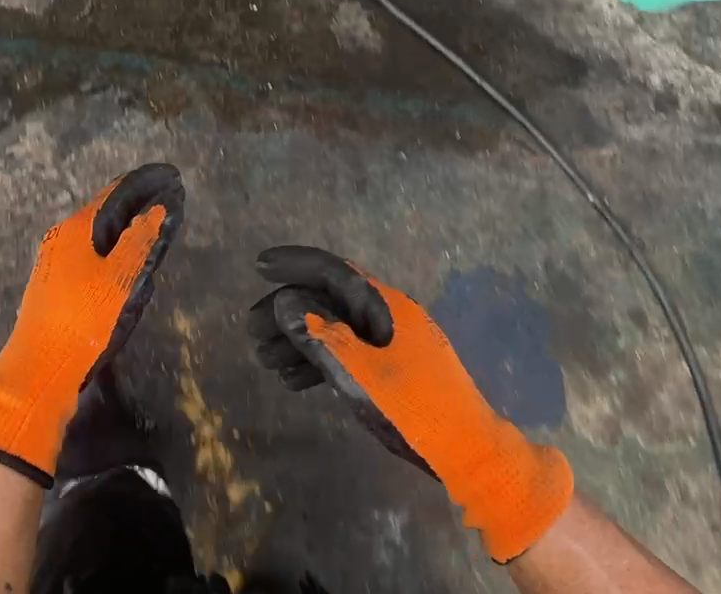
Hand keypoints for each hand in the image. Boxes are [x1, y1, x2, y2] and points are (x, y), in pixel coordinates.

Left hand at [0, 164, 183, 485]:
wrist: (39, 368)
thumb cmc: (83, 319)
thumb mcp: (119, 279)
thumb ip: (139, 241)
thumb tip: (156, 208)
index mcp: (75, 228)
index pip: (115, 192)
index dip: (144, 183)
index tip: (171, 177)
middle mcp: (60, 237)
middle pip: (104, 211)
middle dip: (135, 204)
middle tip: (167, 203)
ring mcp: (53, 261)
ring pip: (95, 235)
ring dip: (123, 228)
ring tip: (152, 229)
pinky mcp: (53, 284)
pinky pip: (88, 255)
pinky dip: (111, 249)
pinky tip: (124, 263)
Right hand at [247, 246, 572, 561]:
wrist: (468, 456)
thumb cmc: (414, 409)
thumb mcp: (360, 372)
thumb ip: (322, 335)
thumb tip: (285, 302)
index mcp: (385, 306)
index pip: (333, 271)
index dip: (295, 264)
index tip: (260, 266)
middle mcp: (387, 316)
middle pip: (328, 299)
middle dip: (287, 311)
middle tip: (252, 329)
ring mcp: (390, 343)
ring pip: (334, 328)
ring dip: (297, 339)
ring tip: (264, 359)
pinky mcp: (391, 369)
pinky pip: (346, 352)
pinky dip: (317, 361)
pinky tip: (293, 380)